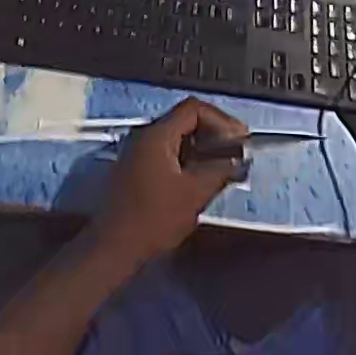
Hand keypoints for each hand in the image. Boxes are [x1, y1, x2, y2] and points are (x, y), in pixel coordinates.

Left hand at [93, 98, 246, 264]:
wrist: (114, 245)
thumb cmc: (154, 218)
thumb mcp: (193, 194)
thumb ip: (218, 171)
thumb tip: (237, 159)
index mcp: (158, 133)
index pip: (193, 109)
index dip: (221, 119)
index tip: (241, 137)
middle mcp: (146, 134)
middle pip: (184, 119)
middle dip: (213, 132)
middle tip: (236, 150)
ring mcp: (139, 149)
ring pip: (176, 136)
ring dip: (201, 146)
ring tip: (223, 164)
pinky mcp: (137, 166)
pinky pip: (167, 150)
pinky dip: (187, 157)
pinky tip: (200, 175)